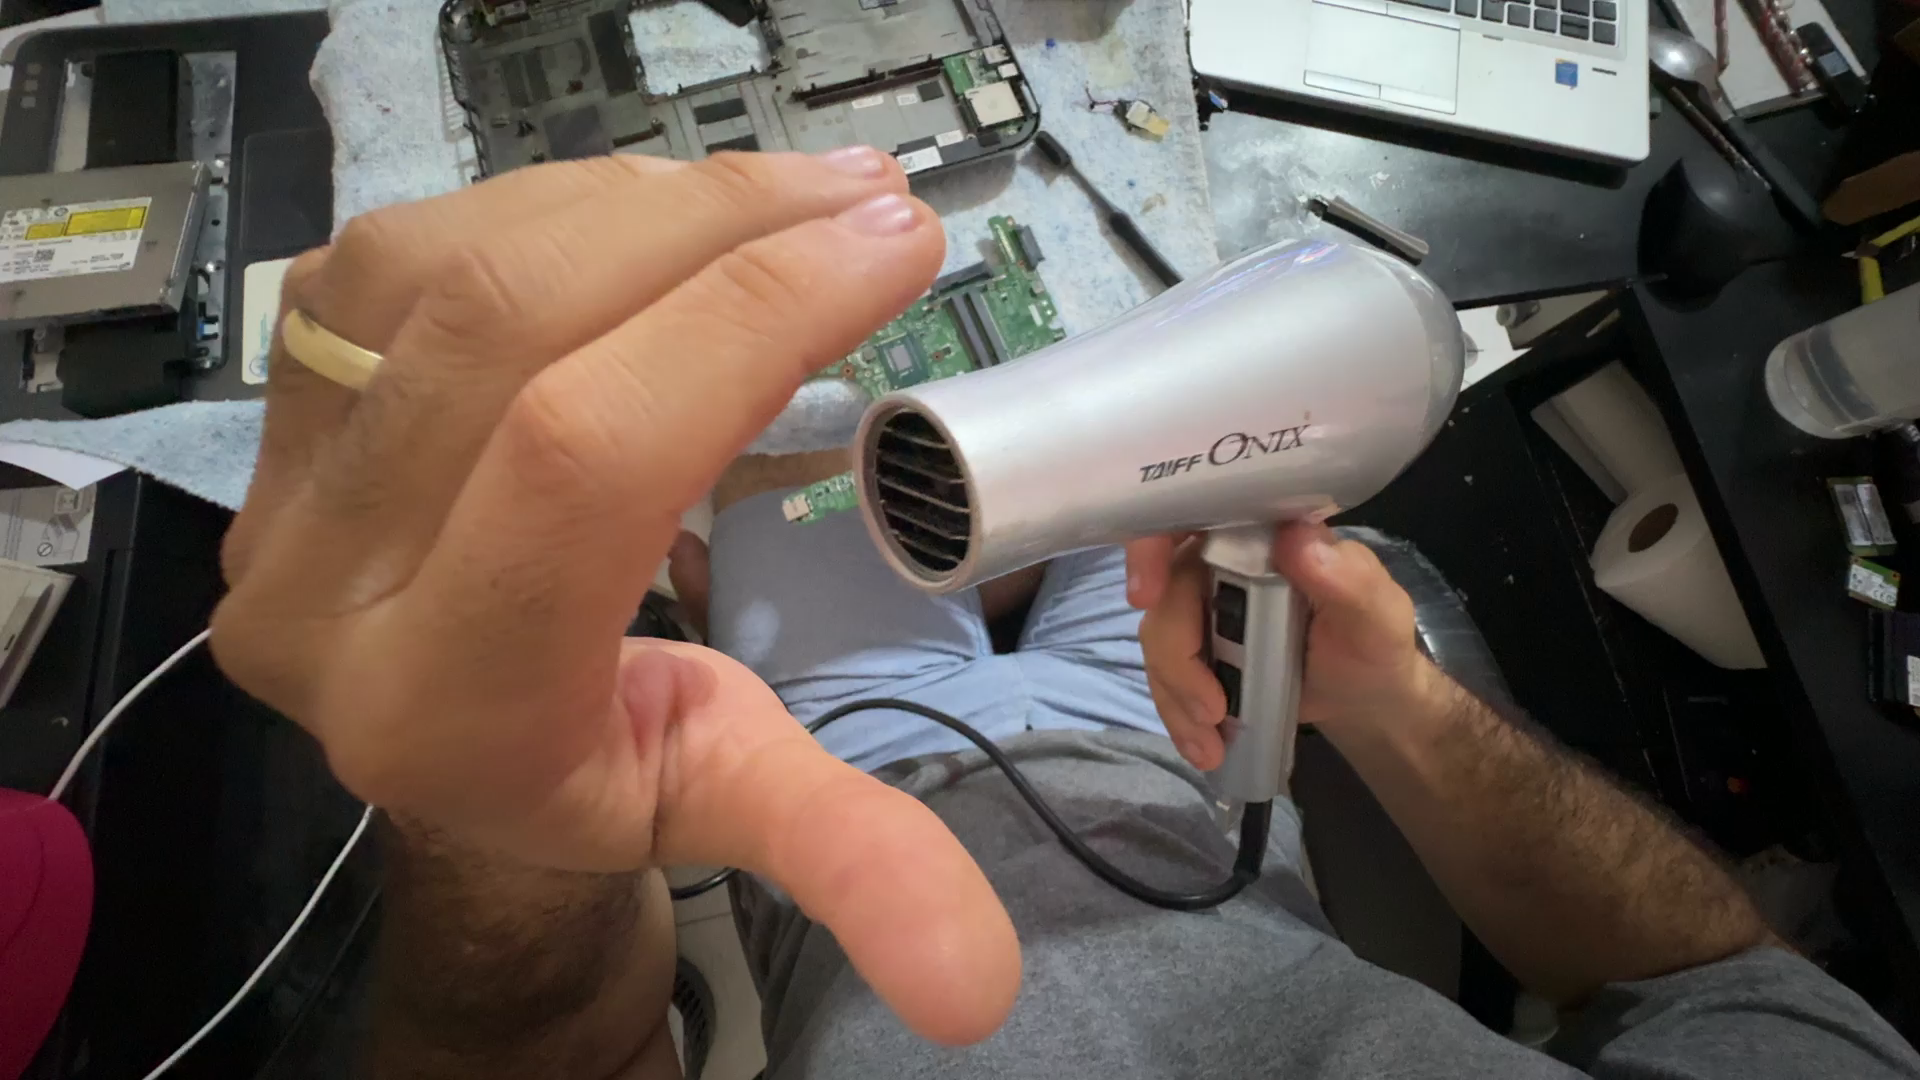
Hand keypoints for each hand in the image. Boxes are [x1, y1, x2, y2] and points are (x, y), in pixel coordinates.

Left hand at [211, 149, 1018, 1043]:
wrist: (469, 737)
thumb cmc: (610, 766)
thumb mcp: (730, 806)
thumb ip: (845, 864)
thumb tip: (983, 979)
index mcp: (455, 695)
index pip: (592, 457)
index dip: (762, 319)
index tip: (900, 249)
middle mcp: (334, 574)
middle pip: (524, 324)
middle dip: (732, 235)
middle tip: (874, 200)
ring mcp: (292, 469)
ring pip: (469, 259)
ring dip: (667, 199)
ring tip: (802, 190)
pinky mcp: (306, 395)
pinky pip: (426, 244)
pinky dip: (581, 202)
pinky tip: (684, 210)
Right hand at [1128, 523, 1439, 768]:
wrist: (1363, 698)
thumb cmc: (1373, 646)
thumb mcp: (1377, 615)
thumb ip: (1346, 579)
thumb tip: (1295, 539)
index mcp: (1258, 534)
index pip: (1187, 518)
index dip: (1151, 547)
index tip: (1146, 595)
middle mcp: (1219, 561)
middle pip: (1165, 593)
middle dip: (1176, 656)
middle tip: (1209, 709)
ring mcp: (1201, 606)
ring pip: (1157, 638)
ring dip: (1175, 694)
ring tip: (1210, 742)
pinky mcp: (1193, 648)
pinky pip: (1164, 674)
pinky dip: (1175, 714)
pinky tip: (1202, 747)